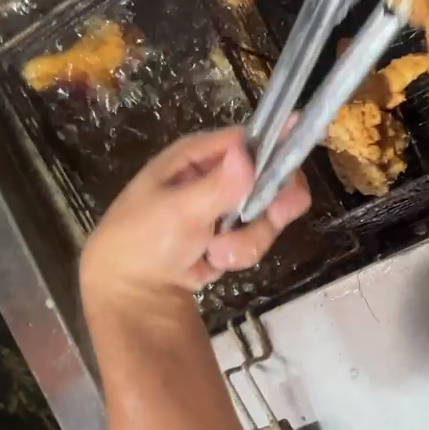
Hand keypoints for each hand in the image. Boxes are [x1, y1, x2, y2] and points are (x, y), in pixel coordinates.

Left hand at [79, 127, 310, 305]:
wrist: (138, 288)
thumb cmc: (145, 239)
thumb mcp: (179, 211)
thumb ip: (218, 187)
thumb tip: (246, 155)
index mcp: (198, 155)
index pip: (248, 141)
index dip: (275, 152)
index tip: (290, 180)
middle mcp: (219, 175)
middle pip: (271, 178)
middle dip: (273, 205)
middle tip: (275, 218)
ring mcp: (229, 205)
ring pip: (268, 215)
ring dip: (248, 240)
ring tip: (216, 253)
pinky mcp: (237, 233)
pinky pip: (260, 239)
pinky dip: (241, 254)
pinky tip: (215, 261)